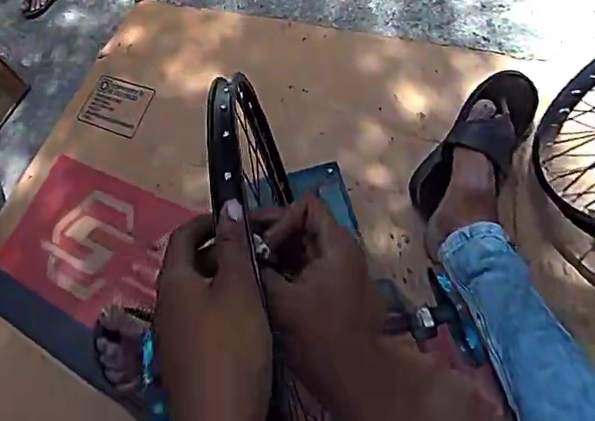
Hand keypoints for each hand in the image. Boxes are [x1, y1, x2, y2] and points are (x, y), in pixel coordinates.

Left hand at [153, 200, 271, 420]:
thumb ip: (234, 247)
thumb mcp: (238, 291)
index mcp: (173, 278)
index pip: (183, 234)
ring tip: (255, 284)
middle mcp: (165, 300)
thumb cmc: (229, 348)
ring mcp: (172, 332)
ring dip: (222, 282)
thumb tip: (228, 206)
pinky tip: (246, 322)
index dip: (207, 221)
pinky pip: (200, 318)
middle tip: (253, 253)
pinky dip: (220, 309)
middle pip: (189, 263)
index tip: (235, 219)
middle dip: (219, 252)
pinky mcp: (184, 359)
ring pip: (197, 292)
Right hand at [254, 198, 391, 416]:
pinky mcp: (335, 288)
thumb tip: (237, 243)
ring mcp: (341, 271)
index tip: (260, 242)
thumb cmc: (321, 340)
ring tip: (249, 263)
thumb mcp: (281, 298)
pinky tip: (264, 280)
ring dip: (275, 251)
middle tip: (243, 247)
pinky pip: (306, 263)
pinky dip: (285, 267)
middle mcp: (343, 252)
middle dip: (271, 233)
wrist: (357, 388)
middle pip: (301, 223)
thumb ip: (257, 263)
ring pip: (301, 244)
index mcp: (337, 246)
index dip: (279, 218)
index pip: (304, 206)